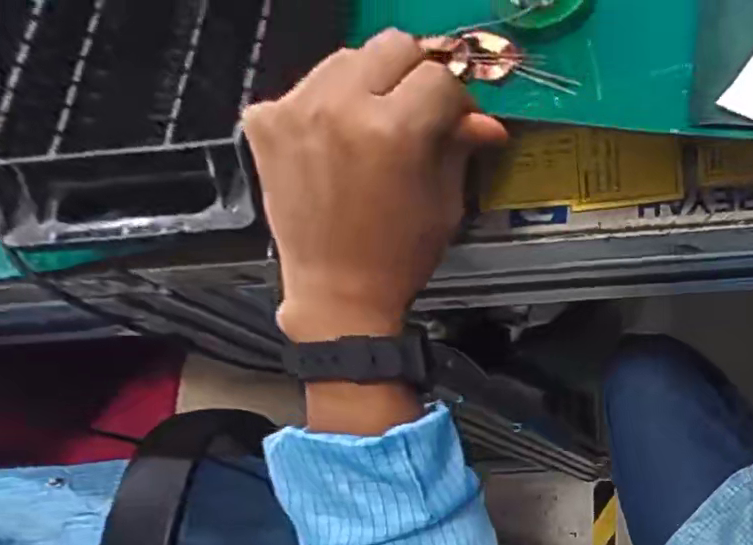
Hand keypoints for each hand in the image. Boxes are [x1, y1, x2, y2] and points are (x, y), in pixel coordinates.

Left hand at [242, 30, 507, 343]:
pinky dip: (332, 106)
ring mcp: (296, 107)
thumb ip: (459, 151)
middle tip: (423, 111)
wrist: (338, 291)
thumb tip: (486, 123)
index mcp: (394, 132)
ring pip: (347, 59)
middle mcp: (341, 105)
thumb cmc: (401, 258)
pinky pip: (310, 87)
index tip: (460, 121)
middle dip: (418, 75)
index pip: (440, 79)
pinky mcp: (266, 118)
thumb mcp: (444, 207)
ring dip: (373, 85)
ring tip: (379, 129)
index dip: (459, 100)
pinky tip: (341, 144)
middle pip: (392, 46)